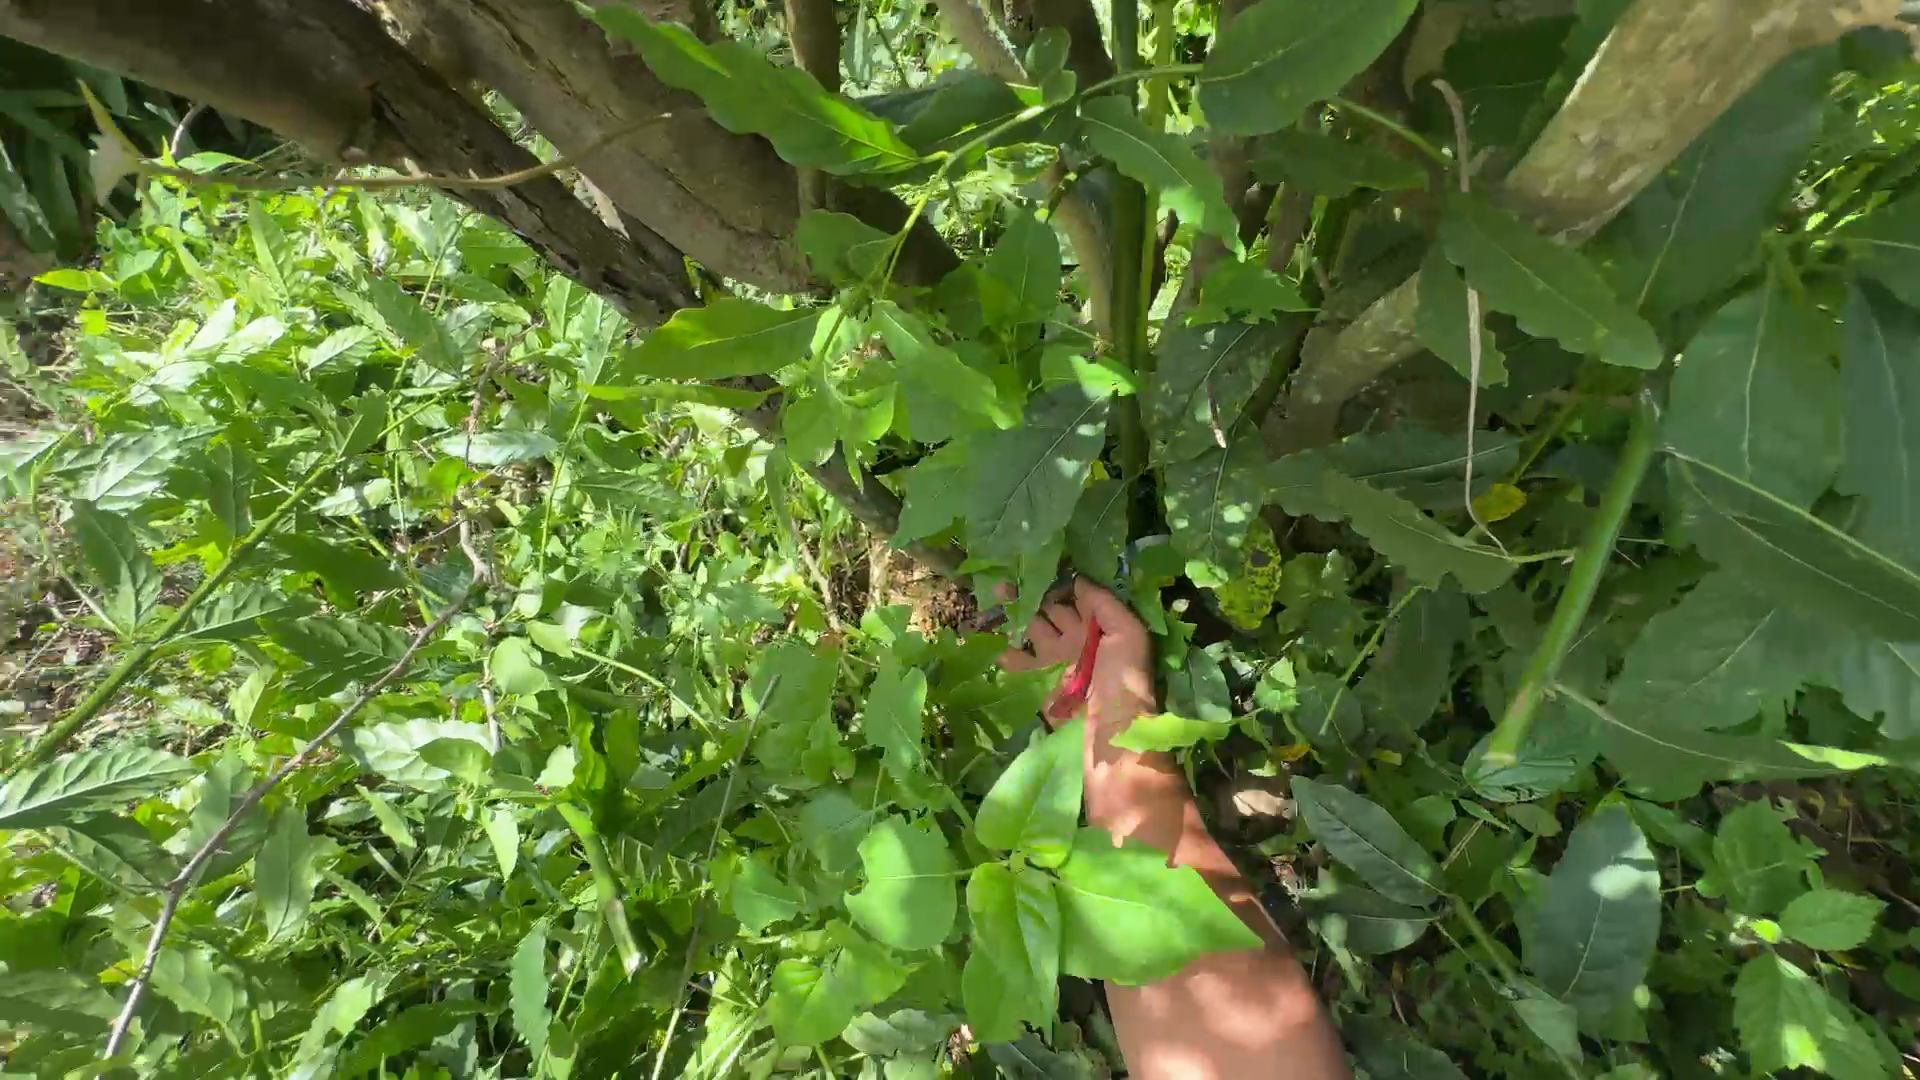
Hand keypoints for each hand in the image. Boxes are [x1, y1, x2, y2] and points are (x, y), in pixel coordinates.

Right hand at [997, 578, 1190, 834]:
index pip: (1077, 595)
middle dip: (1031, 591)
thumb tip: (1078, 579)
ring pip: (1033, 629)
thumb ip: (1105, 603)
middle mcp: (1078, 639)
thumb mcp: (1128, 634)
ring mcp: (1057, 661)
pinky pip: (1021, 663)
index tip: (1037, 561)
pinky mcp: (1039, 683)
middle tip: (1008, 575)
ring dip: (1016, 612)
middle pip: (1051, 608)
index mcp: (1101, 627)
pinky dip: (1008, 653)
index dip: (1059, 578)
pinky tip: (998, 641)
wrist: (1108, 736)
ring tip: (997, 594)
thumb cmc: (1121, 681)